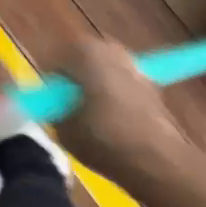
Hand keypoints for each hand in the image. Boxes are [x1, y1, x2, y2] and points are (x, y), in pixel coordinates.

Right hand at [56, 39, 185, 176]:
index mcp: (85, 52)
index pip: (57, 60)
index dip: (51, 82)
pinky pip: (122, 80)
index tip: (49, 102)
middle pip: (83, 57)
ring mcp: (133, 61)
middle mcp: (109, 47)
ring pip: (105, 67)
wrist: (156, 159)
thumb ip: (56, 111)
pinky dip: (115, 91)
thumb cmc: (105, 140)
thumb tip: (59, 106)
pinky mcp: (150, 80)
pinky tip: (114, 117)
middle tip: (68, 104)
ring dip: (96, 82)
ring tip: (92, 112)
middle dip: (75, 76)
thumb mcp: (65, 131)